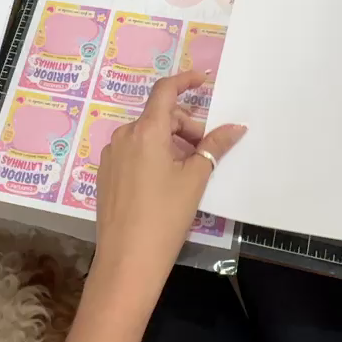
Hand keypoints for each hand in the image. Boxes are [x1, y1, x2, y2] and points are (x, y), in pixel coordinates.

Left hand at [93, 71, 245, 296]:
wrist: (127, 261)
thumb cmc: (165, 217)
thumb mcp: (195, 180)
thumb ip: (214, 147)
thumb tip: (236, 127)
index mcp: (146, 131)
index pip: (165, 90)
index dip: (185, 80)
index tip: (203, 81)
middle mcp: (124, 136)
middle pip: (159, 116)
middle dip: (186, 126)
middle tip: (205, 151)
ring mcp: (111, 155)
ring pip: (146, 135)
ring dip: (170, 143)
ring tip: (188, 172)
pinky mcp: (105, 174)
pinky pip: (133, 152)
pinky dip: (153, 155)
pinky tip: (165, 183)